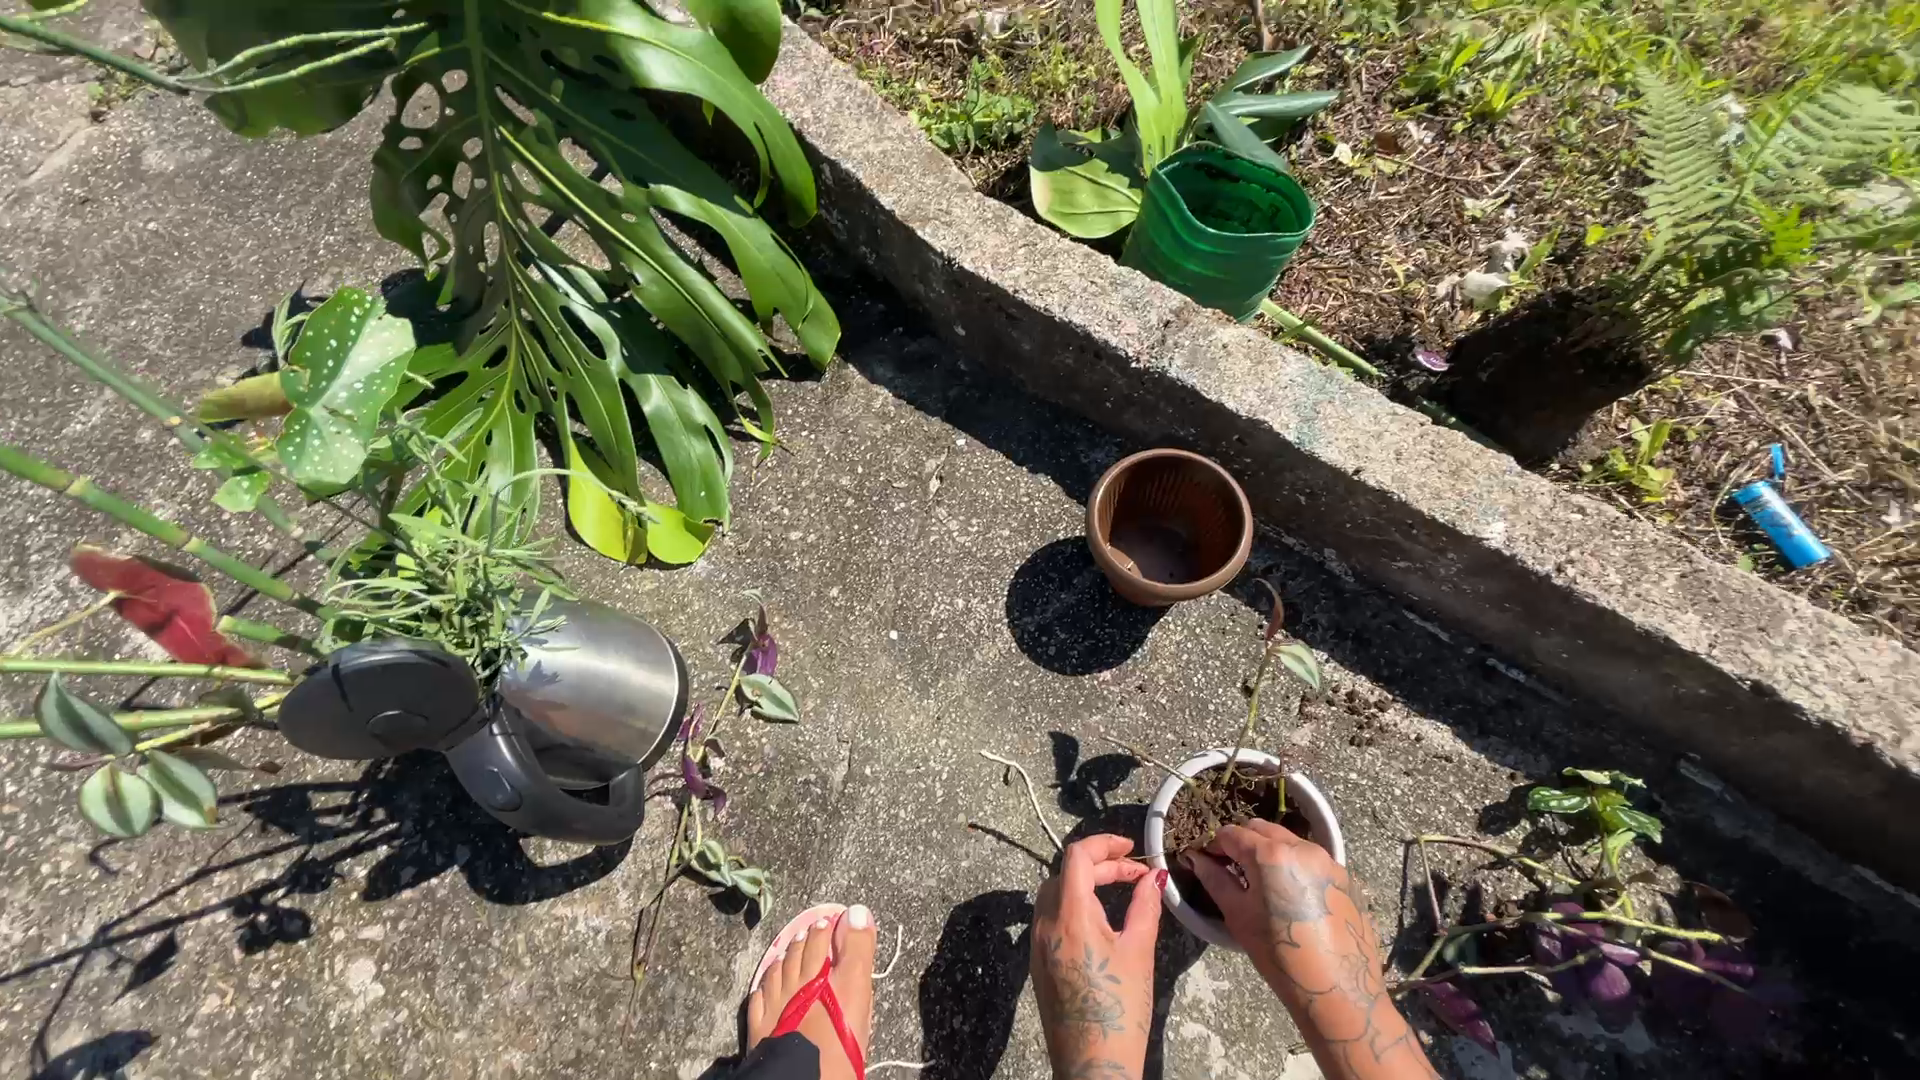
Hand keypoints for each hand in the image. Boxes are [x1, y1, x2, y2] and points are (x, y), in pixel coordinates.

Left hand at [1031, 835, 1163, 1079]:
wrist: (1093, 1067)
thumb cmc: (1120, 1011)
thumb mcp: (1139, 952)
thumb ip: (1145, 906)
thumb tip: (1153, 878)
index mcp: (1068, 915)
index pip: (1077, 856)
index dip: (1104, 844)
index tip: (1130, 848)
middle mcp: (1045, 922)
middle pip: (1067, 872)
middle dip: (1102, 866)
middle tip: (1135, 875)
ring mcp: (1036, 942)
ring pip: (1056, 891)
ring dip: (1085, 882)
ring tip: (1118, 890)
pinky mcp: (1037, 960)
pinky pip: (1051, 915)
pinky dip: (1074, 903)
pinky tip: (1099, 918)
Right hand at [1184, 821, 1437, 1079]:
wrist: (1340, 993)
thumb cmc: (1279, 955)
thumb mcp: (1238, 915)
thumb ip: (1214, 878)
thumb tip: (1194, 857)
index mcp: (1270, 854)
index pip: (1231, 834)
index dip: (1215, 847)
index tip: (1211, 864)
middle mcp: (1301, 847)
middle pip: (1260, 829)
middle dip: (1243, 844)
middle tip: (1235, 872)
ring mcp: (1328, 860)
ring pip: (1287, 840)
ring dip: (1269, 852)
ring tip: (1264, 884)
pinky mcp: (1346, 876)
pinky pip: (1310, 858)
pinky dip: (1294, 865)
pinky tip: (1293, 896)